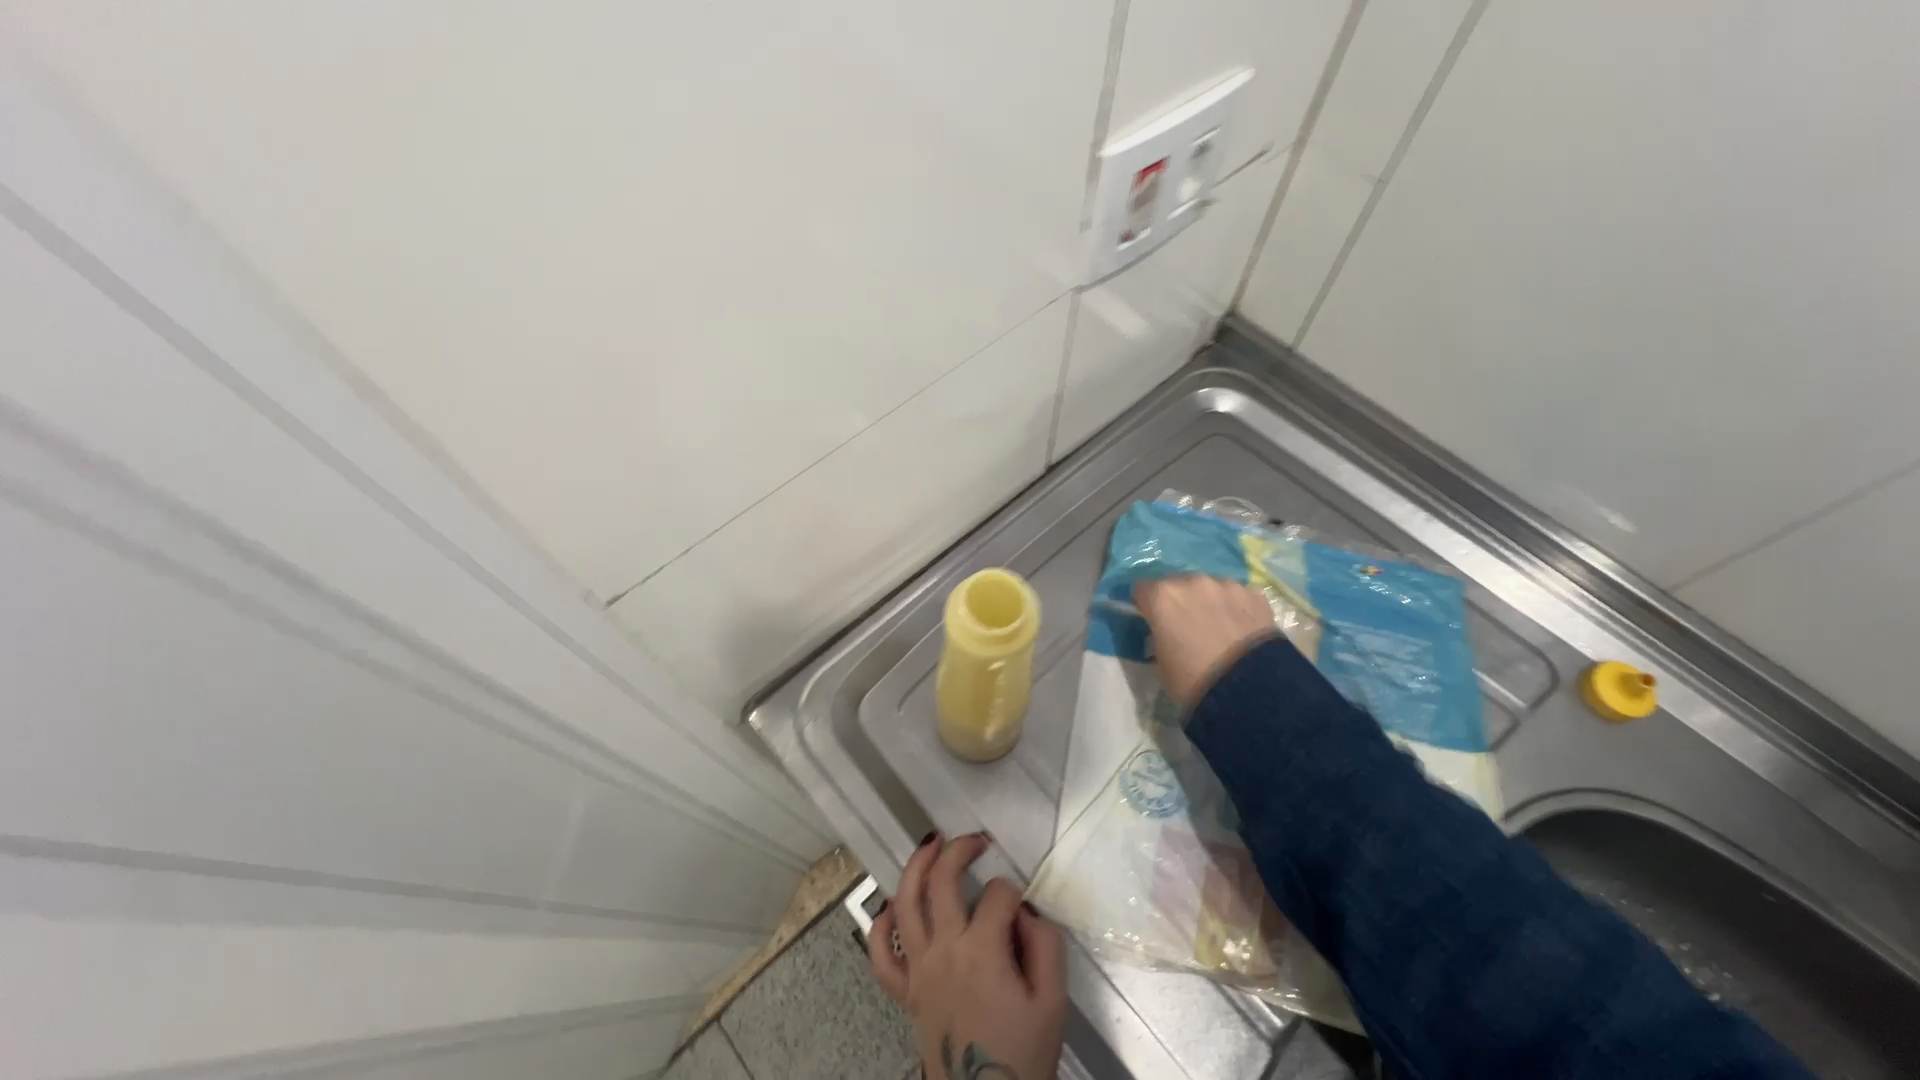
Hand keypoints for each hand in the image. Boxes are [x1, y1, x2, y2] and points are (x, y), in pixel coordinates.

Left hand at [867, 832, 1066, 1078]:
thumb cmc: (1023, 1054)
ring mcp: (918, 970)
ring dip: (916, 866)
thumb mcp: (1053, 1001)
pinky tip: (892, 906)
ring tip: (932, 843)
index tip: (1024, 912)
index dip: (1015, 893)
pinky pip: (880, 955)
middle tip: (976, 840)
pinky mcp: (904, 992)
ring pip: (906, 903)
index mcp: (982, 951)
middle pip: (943, 882)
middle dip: (960, 850)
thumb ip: (1045, 945)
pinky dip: (881, 925)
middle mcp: (943, 950)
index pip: (998, 896)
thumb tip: (1025, 911)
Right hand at [1133, 575, 1277, 704]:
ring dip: (1208, 601)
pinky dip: (1235, 608)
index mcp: (1162, 597)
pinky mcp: (1254, 594)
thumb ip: (1158, 636)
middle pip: (1177, 584)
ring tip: (1219, 627)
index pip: (1142, 589)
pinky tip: (1241, 630)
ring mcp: (1226, 584)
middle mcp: (1192, 581)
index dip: (1146, 605)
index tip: (1152, 620)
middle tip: (1187, 626)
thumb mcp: (1160, 662)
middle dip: (1179, 601)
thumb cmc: (1193, 680)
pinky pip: (1237, 596)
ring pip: (1209, 587)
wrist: (1248, 688)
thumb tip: (1165, 632)